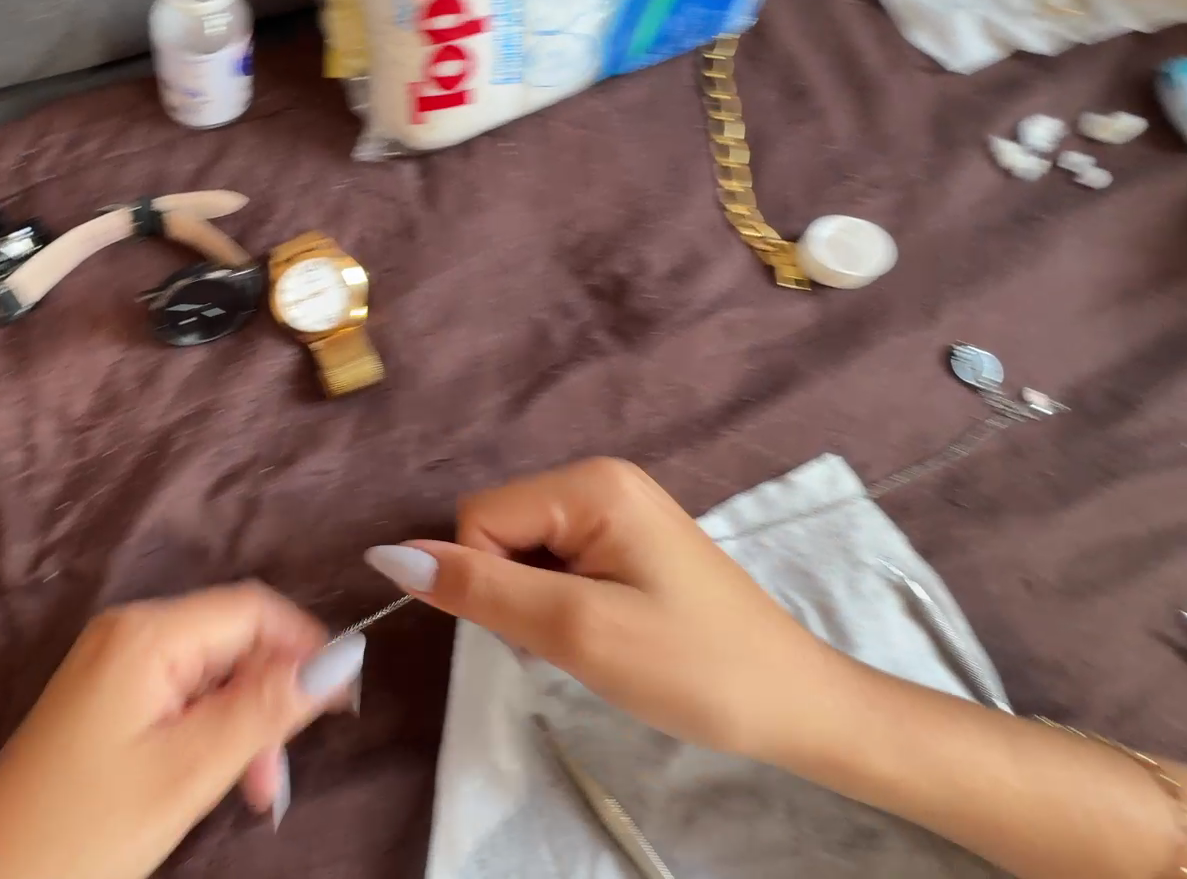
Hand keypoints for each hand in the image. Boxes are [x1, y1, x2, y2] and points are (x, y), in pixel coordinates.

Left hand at [0, 583, 364, 878]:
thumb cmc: (85, 832)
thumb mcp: (186, 772)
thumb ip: (264, 709)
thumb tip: (339, 657)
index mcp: (144, 634)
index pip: (249, 609)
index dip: (303, 643)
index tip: (344, 698)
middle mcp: (128, 632)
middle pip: (229, 642)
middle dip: (268, 698)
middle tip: (281, 775)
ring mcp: (112, 664)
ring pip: (209, 674)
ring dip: (243, 723)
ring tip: (254, 792)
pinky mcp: (106, 698)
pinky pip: (179, 696)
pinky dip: (209, 732)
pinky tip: (217, 778)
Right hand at [364, 458, 849, 759]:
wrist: (799, 709)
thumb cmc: (693, 669)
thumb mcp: (576, 631)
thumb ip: (478, 588)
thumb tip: (387, 555)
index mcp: (589, 484)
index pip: (478, 519)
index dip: (490, 581)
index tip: (546, 628)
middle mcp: (597, 478)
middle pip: (497, 528)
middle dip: (513, 589)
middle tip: (573, 636)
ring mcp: (613, 506)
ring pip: (519, 548)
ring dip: (534, 599)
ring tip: (592, 635)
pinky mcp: (622, 536)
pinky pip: (551, 558)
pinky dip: (557, 598)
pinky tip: (601, 626)